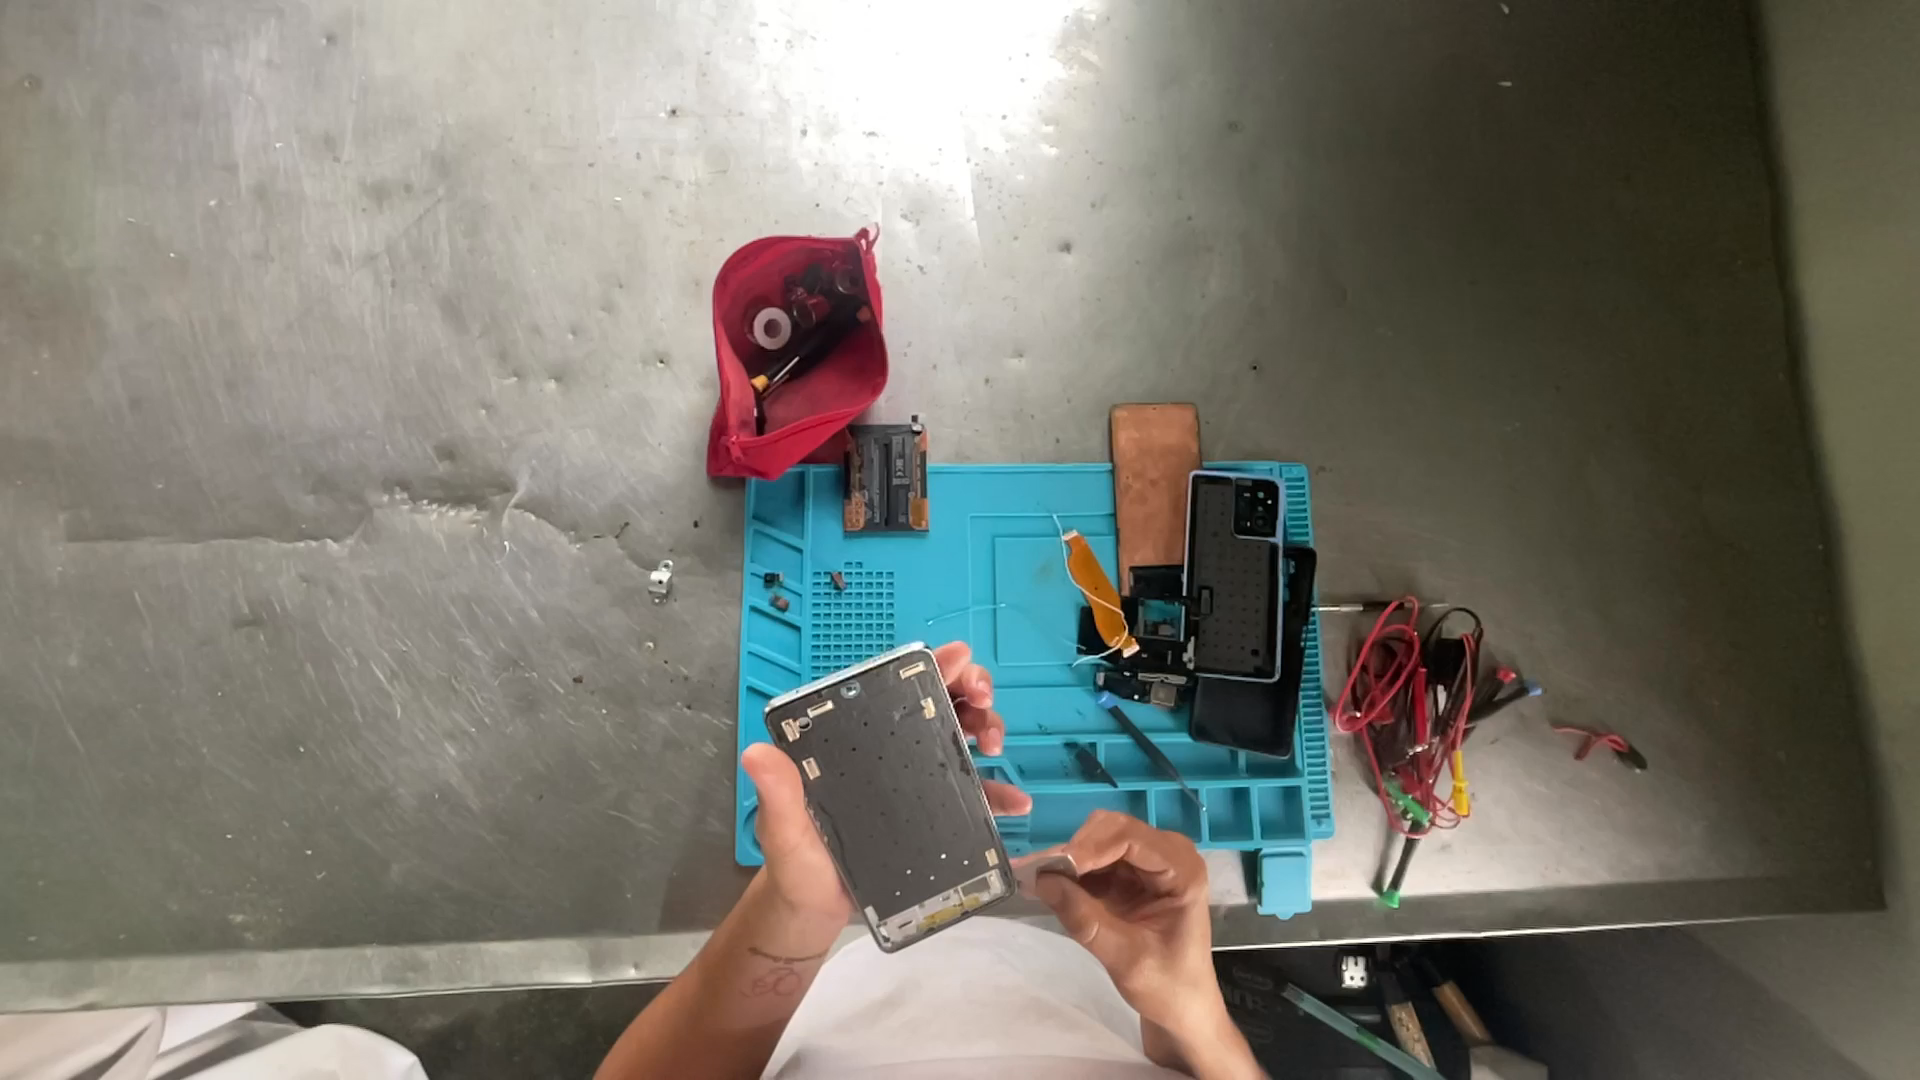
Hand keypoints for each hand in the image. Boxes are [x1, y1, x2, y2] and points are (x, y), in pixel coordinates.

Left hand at [740, 642, 1033, 924]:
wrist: (817, 914)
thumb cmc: (797, 863)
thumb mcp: (784, 828)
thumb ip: (778, 793)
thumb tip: (757, 753)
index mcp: (860, 740)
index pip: (897, 689)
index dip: (932, 666)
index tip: (959, 659)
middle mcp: (894, 749)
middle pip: (943, 702)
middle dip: (972, 689)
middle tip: (982, 702)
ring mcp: (920, 779)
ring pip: (965, 736)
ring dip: (990, 726)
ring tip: (995, 745)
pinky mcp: (939, 813)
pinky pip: (977, 796)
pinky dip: (1001, 793)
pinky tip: (1017, 804)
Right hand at [1024, 811, 1232, 1051]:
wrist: (1182, 1008)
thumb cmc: (1167, 987)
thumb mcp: (1125, 960)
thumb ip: (1084, 920)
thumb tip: (1041, 881)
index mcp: (1183, 870)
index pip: (1130, 837)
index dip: (1089, 846)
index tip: (1054, 867)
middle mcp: (1169, 853)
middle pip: (1113, 829)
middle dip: (1076, 849)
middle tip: (1041, 873)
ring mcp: (1150, 859)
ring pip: (1099, 837)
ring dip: (1070, 856)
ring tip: (1038, 877)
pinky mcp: (1131, 869)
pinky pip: (1095, 854)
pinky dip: (1073, 866)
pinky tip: (1050, 881)